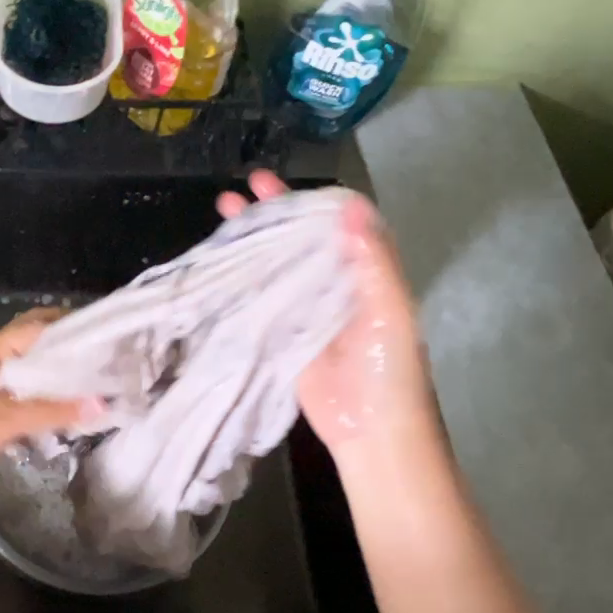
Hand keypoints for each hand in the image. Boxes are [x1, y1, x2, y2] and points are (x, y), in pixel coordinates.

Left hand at [0, 309, 103, 491]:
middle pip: (33, 339)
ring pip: (29, 361)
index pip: (36, 327)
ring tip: (92, 375)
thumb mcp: (8, 422)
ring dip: (56, 366)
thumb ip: (54, 412)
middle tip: (102, 355)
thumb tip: (103, 403)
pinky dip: (44, 385)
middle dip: (65, 344)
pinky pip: (23, 381)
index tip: (103, 336)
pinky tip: (65, 400)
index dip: (69, 328)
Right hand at [218, 171, 435, 449]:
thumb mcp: (391, 310)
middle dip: (274, 212)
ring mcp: (306, 307)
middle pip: (301, 238)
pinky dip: (243, 275)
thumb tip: (350, 205)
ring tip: (224, 211)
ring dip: (254, 237)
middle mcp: (335, 283)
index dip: (308, 200)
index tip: (277, 181)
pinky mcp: (283, 331)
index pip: (336, 224)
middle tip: (244, 187)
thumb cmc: (389, 369)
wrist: (371, 431)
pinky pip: (262, 295)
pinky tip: (221, 260)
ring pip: (278, 262)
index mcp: (366, 273)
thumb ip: (373, 260)